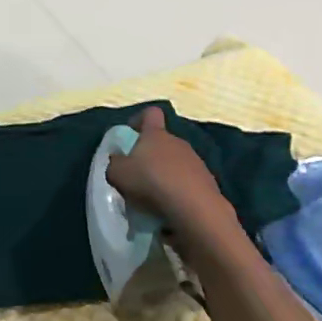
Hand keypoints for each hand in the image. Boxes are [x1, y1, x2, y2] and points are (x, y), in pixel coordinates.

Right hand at [106, 107, 234, 227]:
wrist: (193, 206)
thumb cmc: (150, 182)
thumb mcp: (117, 174)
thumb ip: (114, 164)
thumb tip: (117, 161)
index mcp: (155, 134)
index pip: (150, 114)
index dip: (140, 120)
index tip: (131, 134)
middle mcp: (177, 142)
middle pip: (162, 141)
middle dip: (150, 155)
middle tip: (137, 175)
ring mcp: (195, 160)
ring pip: (175, 162)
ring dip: (165, 174)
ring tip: (153, 195)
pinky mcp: (207, 180)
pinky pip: (187, 180)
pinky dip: (177, 189)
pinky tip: (169, 205)